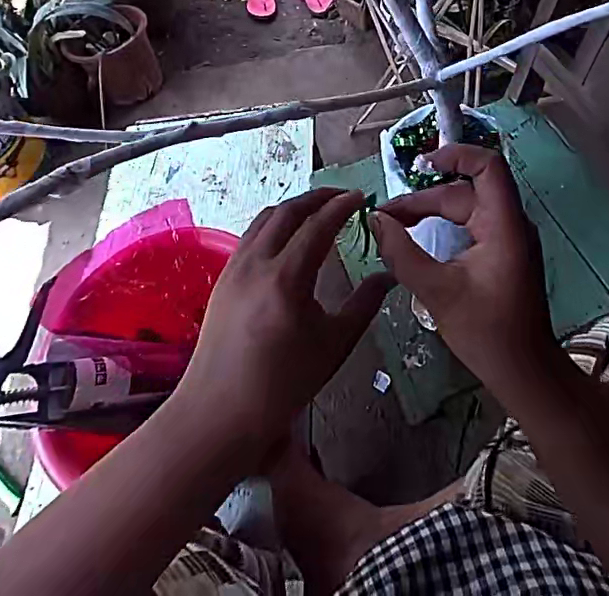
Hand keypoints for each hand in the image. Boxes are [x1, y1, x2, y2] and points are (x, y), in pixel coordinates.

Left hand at [174, 189, 393, 454]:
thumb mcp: (334, 345)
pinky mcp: (223, 277)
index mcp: (286, 277)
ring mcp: (234, 267)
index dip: (341, 206)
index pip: (318, 225)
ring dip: (293, 208)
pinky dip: (273, 225)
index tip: (360, 197)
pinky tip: (287, 240)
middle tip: (341, 196)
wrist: (221, 412)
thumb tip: (387, 277)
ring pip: (264, 219)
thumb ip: (364, 304)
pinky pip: (251, 236)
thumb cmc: (284, 384)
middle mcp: (256, 262)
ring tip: (316, 211)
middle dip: (317, 197)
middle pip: (288, 211)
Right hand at [371, 146, 558, 387]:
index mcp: (504, 226)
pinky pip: (469, 225)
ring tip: (393, 226)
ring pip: (464, 208)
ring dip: (428, 213)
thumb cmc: (487, 333)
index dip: (455, 154)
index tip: (420, 164)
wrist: (525, 374)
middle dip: (422, 199)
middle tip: (385, 218)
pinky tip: (417, 238)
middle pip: (464, 191)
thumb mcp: (437, 291)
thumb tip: (376, 220)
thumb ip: (401, 253)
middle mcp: (510, 224)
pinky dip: (441, 226)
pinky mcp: (502, 252)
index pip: (488, 167)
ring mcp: (508, 238)